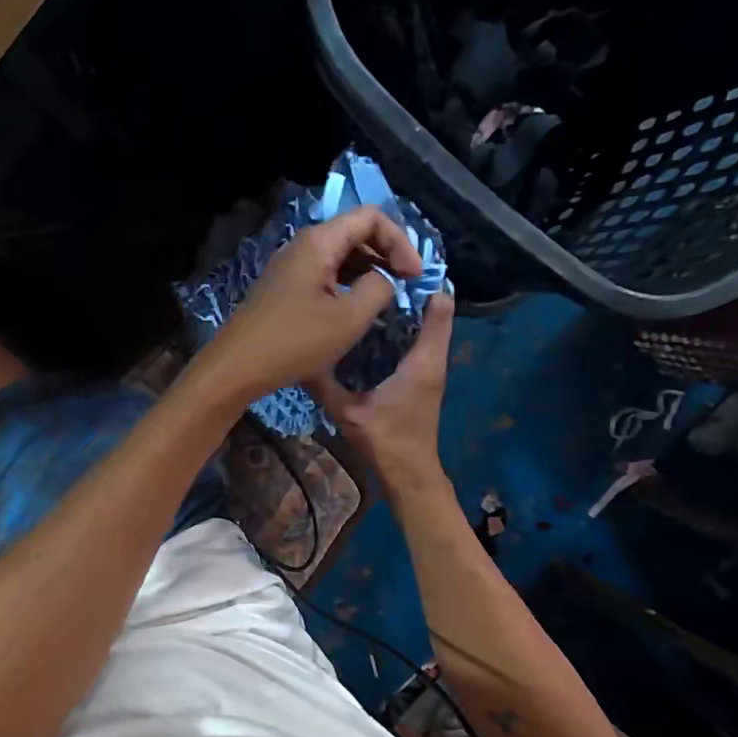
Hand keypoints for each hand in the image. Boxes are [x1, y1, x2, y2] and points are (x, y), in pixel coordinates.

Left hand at [195, 207, 422, 401]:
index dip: (400, 241)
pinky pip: (327, 274)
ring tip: (388, 297)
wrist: (238, 366)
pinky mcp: (286, 287)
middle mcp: (304, 245)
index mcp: (319, 243)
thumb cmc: (296, 342)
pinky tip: (358, 308)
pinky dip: (350, 283)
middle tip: (407, 284)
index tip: (414, 275)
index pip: (371, 217)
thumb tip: (386, 279)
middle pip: (356, 232)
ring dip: (370, 270)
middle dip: (387, 253)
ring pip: (342, 255)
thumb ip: (379, 289)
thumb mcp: (349, 318)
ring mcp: (292, 266)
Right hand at [311, 289, 454, 495]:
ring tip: (371, 289)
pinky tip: (373, 324)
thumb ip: (326, 383)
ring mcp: (430, 369)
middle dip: (408, 289)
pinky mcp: (422, 378)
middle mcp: (432, 358)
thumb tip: (300, 355)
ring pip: (425, 326)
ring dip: (405, 308)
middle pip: (431, 311)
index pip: (437, 306)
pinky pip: (416, 342)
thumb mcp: (348, 411)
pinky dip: (402, 328)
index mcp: (422, 360)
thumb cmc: (386, 440)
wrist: (409, 475)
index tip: (393, 261)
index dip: (421, 280)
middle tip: (374, 270)